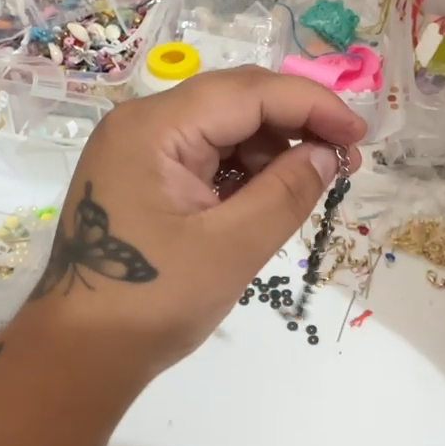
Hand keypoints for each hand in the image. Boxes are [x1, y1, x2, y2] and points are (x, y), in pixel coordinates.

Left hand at [16, 66, 364, 377]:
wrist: (84, 353)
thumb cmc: (154, 302)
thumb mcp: (232, 247)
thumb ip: (286, 192)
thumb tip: (327, 154)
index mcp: (154, 129)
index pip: (247, 93)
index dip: (312, 106)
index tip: (359, 136)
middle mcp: (143, 126)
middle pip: (235, 103)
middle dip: (295, 125)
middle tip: (345, 162)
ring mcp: (140, 153)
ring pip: (223, 130)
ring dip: (273, 151)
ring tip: (313, 185)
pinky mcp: (145, 181)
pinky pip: (206, 160)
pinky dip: (245, 174)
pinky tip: (272, 197)